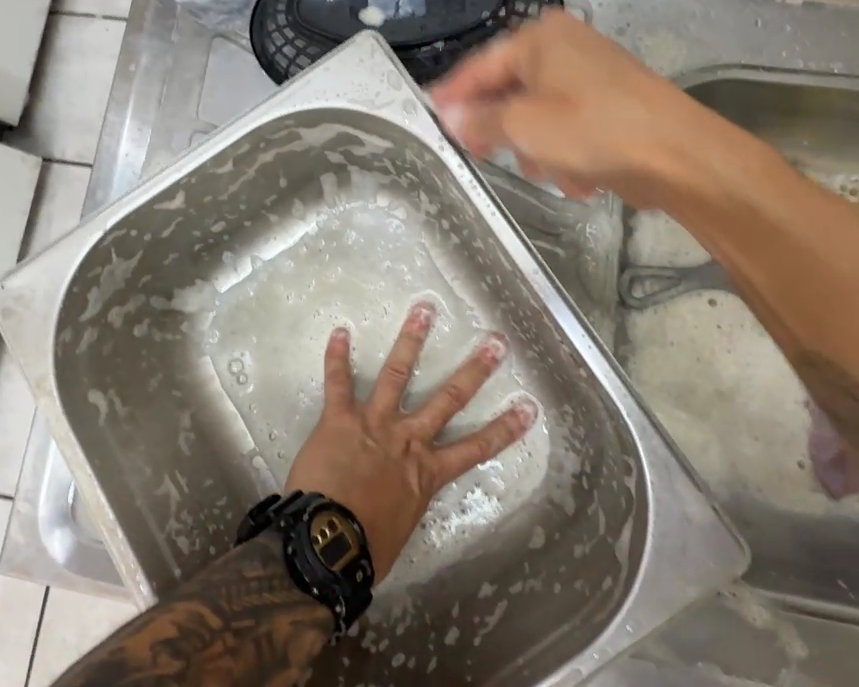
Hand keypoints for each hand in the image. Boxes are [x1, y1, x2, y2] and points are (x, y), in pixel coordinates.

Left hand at [285, 302, 536, 580]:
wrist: (328, 543)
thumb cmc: (365, 549)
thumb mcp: (398, 530)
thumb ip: (402, 507)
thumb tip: (395, 506)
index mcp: (427, 473)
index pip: (476, 448)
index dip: (505, 428)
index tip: (529, 406)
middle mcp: (408, 440)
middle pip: (449, 399)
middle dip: (474, 370)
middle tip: (496, 342)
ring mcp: (375, 423)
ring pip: (397, 374)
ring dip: (411, 340)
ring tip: (424, 309)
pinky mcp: (340, 419)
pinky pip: (338, 383)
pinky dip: (336, 357)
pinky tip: (339, 331)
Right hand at [428, 10, 715, 205]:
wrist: (678, 155)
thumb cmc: (594, 130)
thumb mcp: (524, 128)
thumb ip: (479, 121)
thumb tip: (448, 116)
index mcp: (540, 38)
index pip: (479, 66)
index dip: (453, 96)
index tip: (430, 118)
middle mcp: (564, 47)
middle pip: (510, 92)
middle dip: (506, 132)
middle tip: (491, 157)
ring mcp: (591, 74)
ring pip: (539, 116)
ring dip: (540, 151)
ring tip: (556, 173)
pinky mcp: (611, 104)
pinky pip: (570, 128)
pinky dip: (569, 154)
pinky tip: (583, 178)